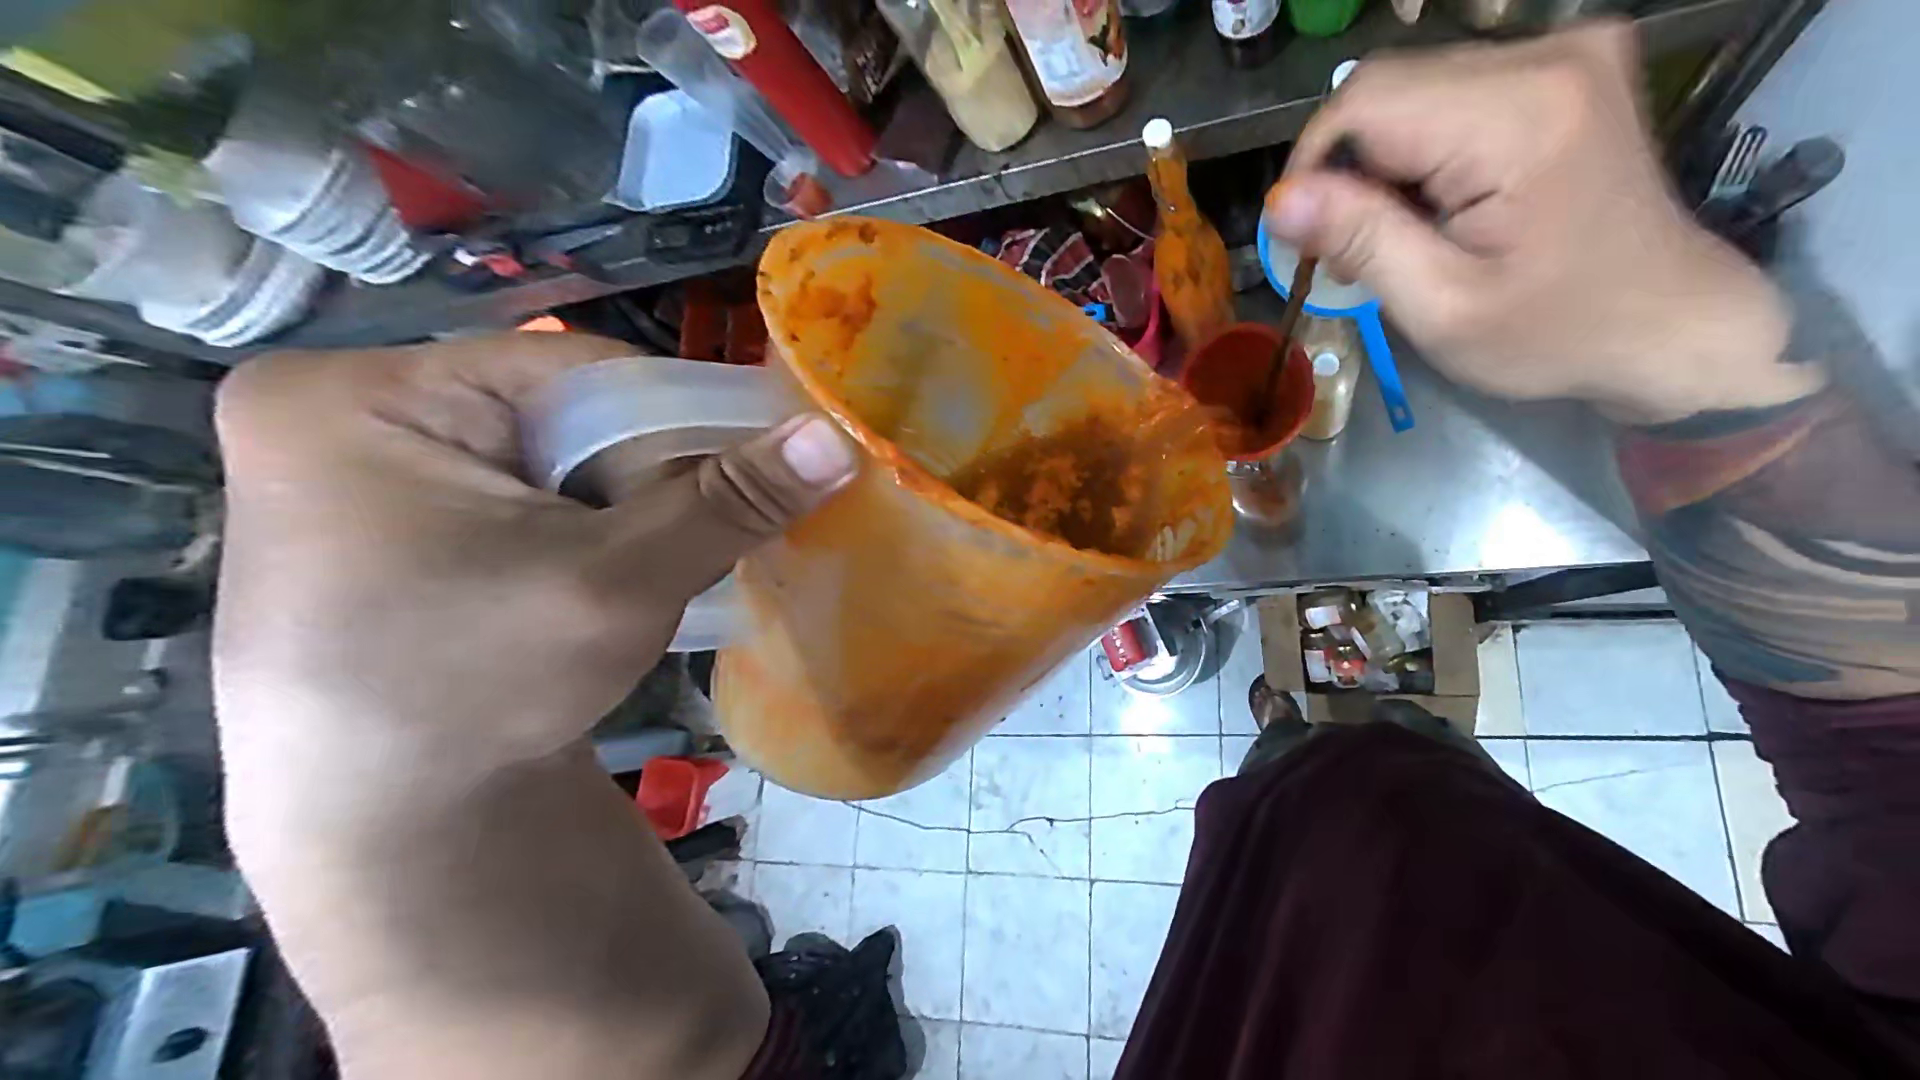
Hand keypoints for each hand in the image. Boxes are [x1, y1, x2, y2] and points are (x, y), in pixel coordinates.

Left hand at [213, 333, 855, 787]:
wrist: (402, 826)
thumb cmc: (487, 689)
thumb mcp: (618, 583)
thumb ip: (730, 501)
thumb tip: (837, 436)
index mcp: (356, 397)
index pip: (574, 370)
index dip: (676, 419)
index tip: (744, 474)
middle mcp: (339, 411)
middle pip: (559, 409)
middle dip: (640, 472)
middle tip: (686, 536)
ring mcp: (356, 468)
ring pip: (548, 451)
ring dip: (616, 501)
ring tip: (646, 559)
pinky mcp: (387, 516)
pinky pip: (518, 487)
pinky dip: (581, 519)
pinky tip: (601, 567)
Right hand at [1264, 22, 1823, 423]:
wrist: (1667, 324)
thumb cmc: (1551, 334)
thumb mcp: (1438, 305)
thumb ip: (1361, 239)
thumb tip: (1279, 201)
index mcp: (1519, 116)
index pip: (1363, 103)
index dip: (1312, 167)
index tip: (1307, 240)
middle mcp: (1549, 56)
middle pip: (1384, 88)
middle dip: (1342, 170)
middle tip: (1346, 250)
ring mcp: (1565, 54)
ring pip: (1407, 90)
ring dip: (1374, 165)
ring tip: (1388, 237)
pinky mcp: (1563, 71)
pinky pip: (1445, 96)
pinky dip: (1411, 154)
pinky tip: (1424, 208)